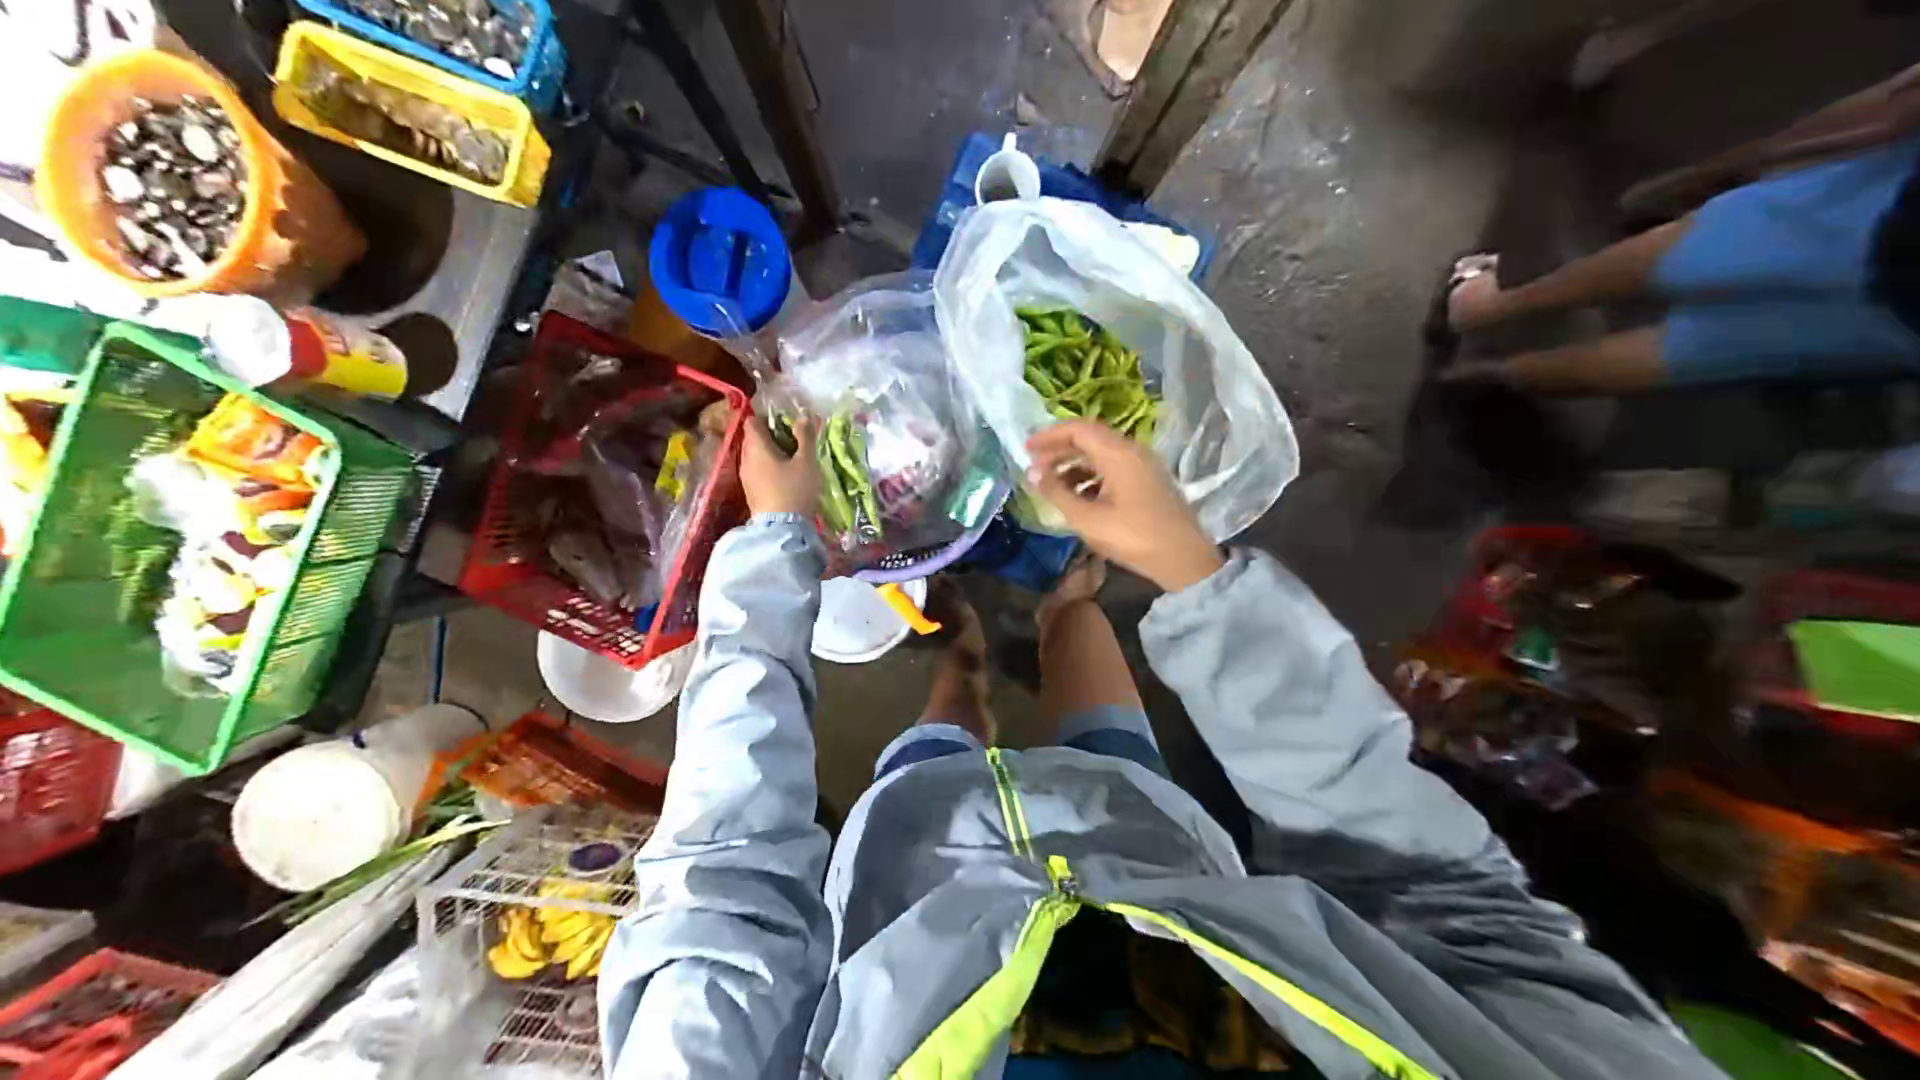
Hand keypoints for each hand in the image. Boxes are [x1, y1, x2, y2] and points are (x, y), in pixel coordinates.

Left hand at [740, 411, 819, 517]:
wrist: (782, 528)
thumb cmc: (795, 489)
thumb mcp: (806, 462)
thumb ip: (805, 437)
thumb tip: (803, 417)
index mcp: (757, 447)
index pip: (752, 422)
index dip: (767, 419)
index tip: (785, 424)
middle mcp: (746, 458)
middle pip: (753, 438)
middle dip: (770, 436)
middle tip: (793, 442)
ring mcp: (746, 477)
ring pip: (755, 456)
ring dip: (770, 454)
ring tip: (791, 461)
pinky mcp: (750, 492)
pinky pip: (756, 471)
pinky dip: (768, 468)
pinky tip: (784, 477)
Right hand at [1025, 420, 1223, 591]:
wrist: (1184, 560)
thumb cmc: (1134, 538)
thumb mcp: (1088, 519)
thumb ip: (1057, 493)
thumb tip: (1033, 473)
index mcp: (1119, 454)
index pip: (1078, 429)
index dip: (1049, 435)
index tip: (1026, 448)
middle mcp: (1132, 451)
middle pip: (1090, 438)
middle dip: (1059, 450)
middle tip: (1034, 466)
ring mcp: (1143, 466)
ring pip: (1101, 454)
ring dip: (1073, 464)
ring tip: (1051, 484)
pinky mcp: (1147, 481)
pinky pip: (1112, 467)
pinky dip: (1090, 475)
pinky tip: (1076, 496)